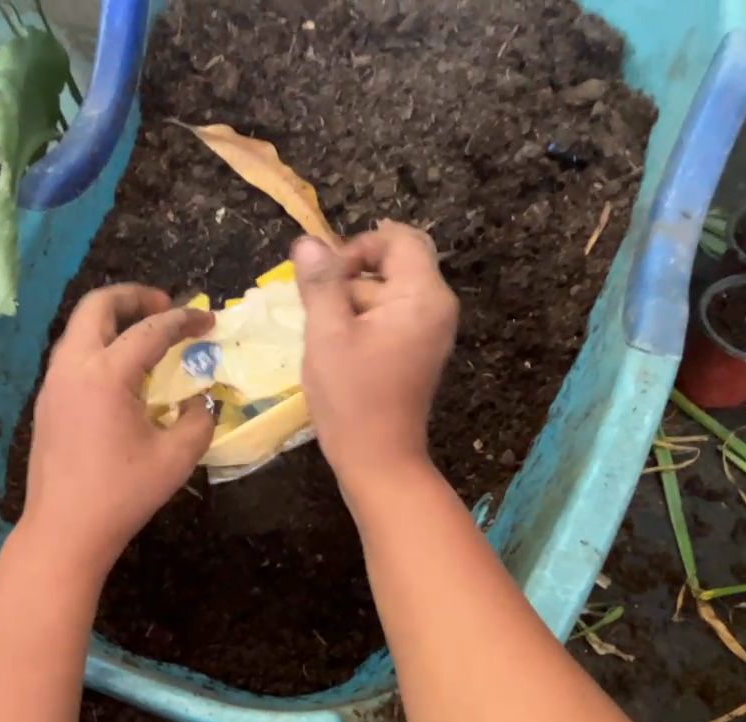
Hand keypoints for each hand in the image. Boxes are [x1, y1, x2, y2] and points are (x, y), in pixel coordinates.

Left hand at [20, 284, 216, 572]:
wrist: (65, 530)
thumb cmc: (122, 495)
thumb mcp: (176, 458)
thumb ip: (198, 419)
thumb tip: (198, 401)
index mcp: (105, 374)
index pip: (151, 329)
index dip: (185, 320)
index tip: (209, 321)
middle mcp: (72, 367)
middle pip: (98, 306)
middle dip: (135, 297)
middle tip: (166, 307)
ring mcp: (53, 384)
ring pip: (79, 329)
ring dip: (113, 321)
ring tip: (145, 338)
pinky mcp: (46, 403)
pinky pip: (72, 356)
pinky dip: (98, 347)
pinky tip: (121, 375)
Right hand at [293, 222, 459, 489]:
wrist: (377, 460)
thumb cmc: (351, 398)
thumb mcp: (326, 334)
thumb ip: (320, 283)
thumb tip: (308, 242)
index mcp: (422, 295)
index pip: (397, 238)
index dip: (356, 248)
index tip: (325, 280)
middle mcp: (436, 307)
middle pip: (394, 264)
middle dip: (352, 278)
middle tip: (321, 310)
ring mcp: (430, 332)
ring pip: (388, 293)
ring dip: (352, 305)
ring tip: (327, 339)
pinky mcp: (418, 352)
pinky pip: (391, 319)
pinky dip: (363, 325)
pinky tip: (340, 352)